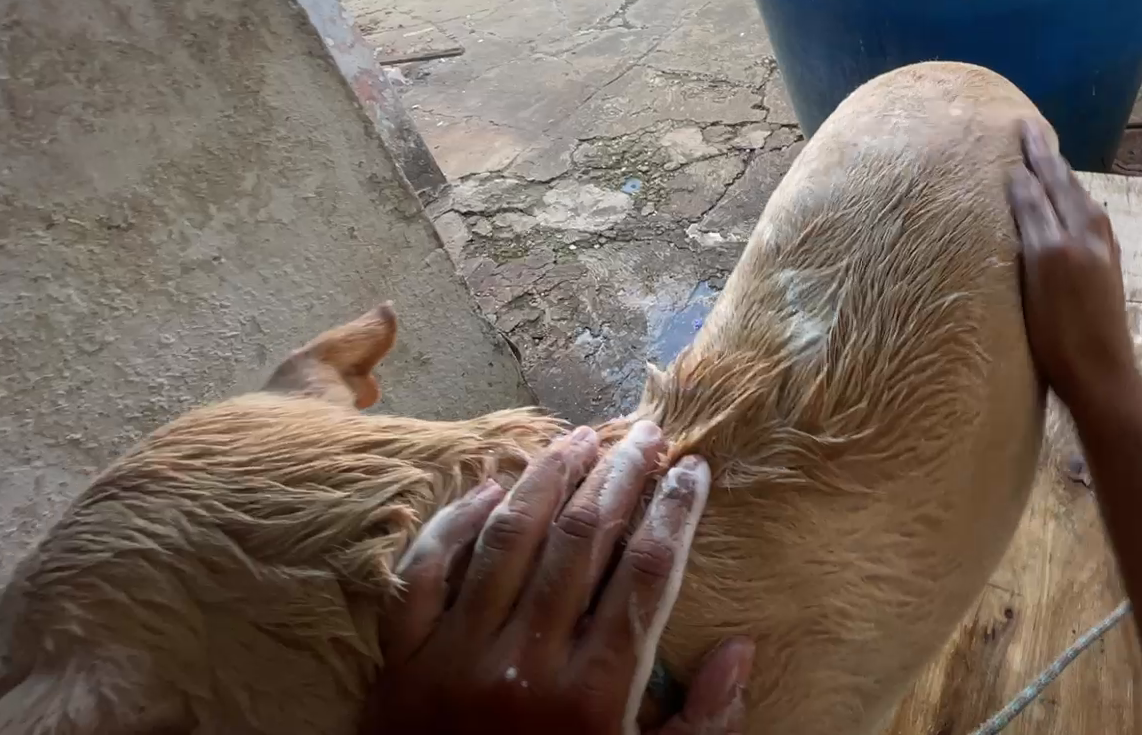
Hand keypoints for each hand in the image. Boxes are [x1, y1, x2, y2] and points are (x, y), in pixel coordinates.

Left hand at [361, 420, 753, 734]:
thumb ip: (701, 723)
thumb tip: (741, 648)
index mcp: (592, 697)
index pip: (647, 572)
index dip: (675, 509)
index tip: (693, 467)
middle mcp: (524, 667)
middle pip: (583, 539)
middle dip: (622, 475)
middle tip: (647, 434)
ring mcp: (455, 661)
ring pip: (509, 539)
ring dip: (550, 477)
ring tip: (581, 438)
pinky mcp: (400, 666)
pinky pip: (423, 576)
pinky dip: (454, 526)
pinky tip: (492, 488)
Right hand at [1007, 118, 1138, 412]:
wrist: (1101, 375)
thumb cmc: (1062, 327)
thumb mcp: (1042, 264)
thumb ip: (1034, 216)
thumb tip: (1019, 176)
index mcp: (1078, 226)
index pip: (1049, 177)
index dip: (1034, 152)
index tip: (1021, 125)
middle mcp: (1093, 232)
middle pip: (1066, 185)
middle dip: (1048, 157)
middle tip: (1031, 132)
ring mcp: (1101, 252)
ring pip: (1076, 201)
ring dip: (1059, 178)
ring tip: (1044, 161)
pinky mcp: (1102, 271)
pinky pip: (1082, 220)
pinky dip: (1067, 201)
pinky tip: (1062, 209)